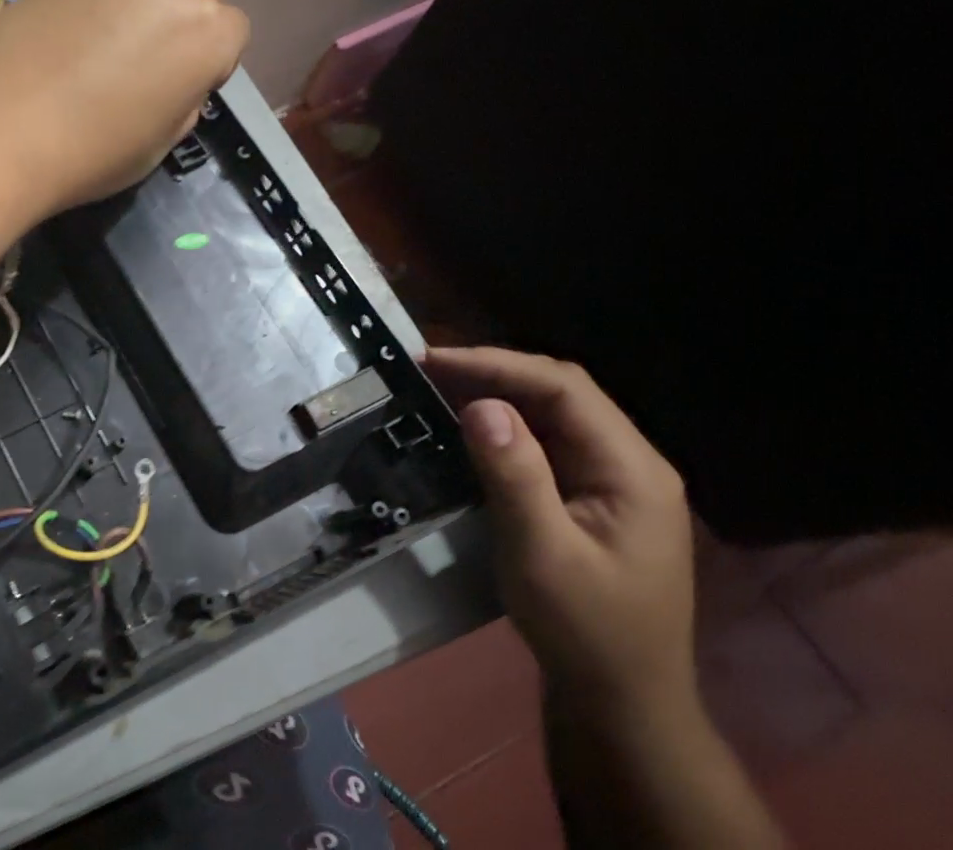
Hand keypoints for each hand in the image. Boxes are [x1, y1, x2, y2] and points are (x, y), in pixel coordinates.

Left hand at [0, 0, 249, 213]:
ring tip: (96, 51)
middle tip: (146, 61)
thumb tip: (175, 85)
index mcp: (208, 32)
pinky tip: (60, 43)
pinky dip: (92, 4)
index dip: (207, 64)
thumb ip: (181, 102)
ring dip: (138, 5)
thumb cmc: (89, 155)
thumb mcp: (156, 146)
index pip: (232, 33)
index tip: (176, 89)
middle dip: (185, 17)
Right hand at [425, 347, 695, 708]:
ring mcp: (614, 482)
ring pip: (554, 418)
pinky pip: (548, 446)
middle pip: (562, 395)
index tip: (433, 362)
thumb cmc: (585, 627)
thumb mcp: (542, 553)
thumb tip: (480, 406)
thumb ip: (516, 476)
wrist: (622, 696)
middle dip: (494, 373)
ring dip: (497, 396)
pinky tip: (470, 430)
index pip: (565, 389)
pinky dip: (505, 429)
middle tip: (426, 371)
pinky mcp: (594, 500)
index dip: (497, 365)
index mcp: (631, 469)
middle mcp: (630, 463)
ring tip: (437, 389)